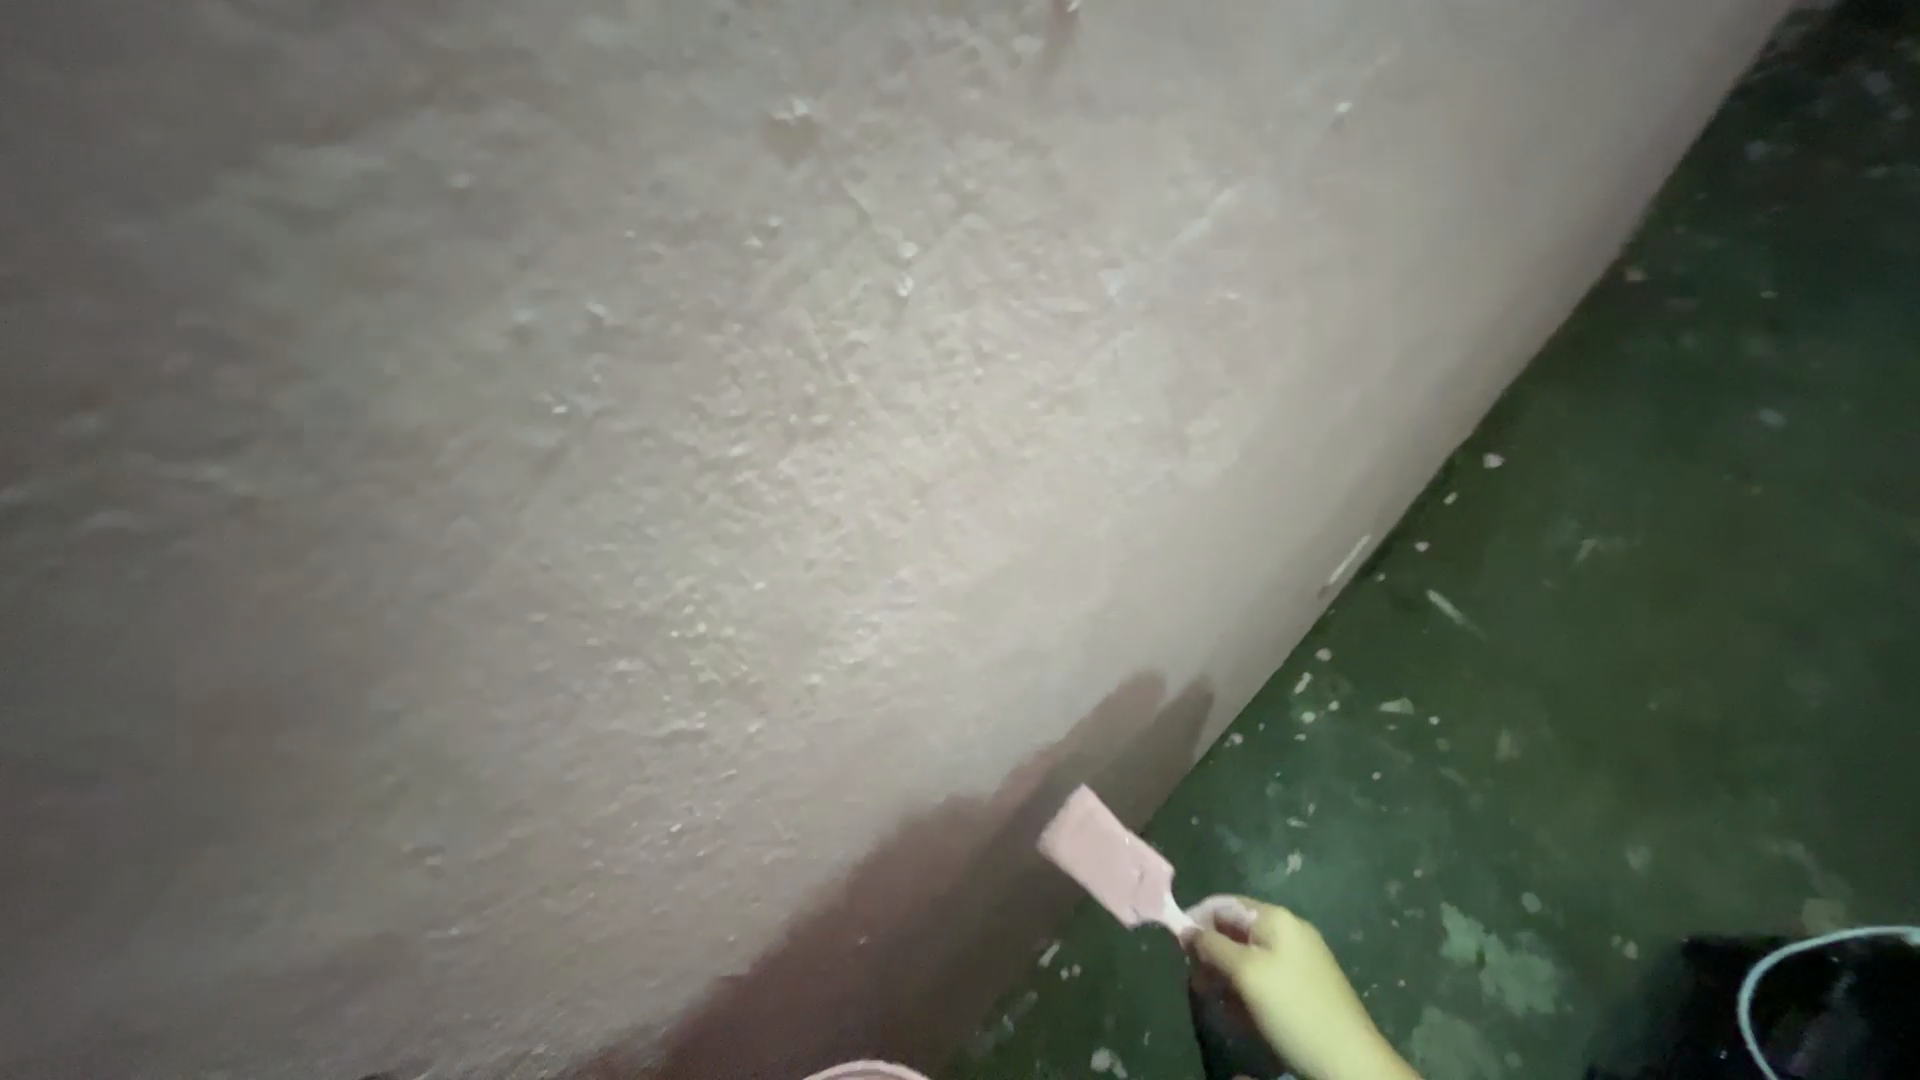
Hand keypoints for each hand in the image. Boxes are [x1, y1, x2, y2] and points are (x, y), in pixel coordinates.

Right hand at [1188, 897, 1420, 1079]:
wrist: (1352, 1065)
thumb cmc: (1293, 1010)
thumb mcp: (1246, 974)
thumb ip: (1212, 946)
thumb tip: (1185, 928)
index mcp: (1276, 918)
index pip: (1223, 904)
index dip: (1196, 920)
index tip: (1177, 949)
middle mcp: (1288, 931)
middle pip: (1234, 930)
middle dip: (1210, 954)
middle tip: (1197, 984)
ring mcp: (1299, 960)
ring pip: (1246, 958)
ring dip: (1225, 977)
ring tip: (1216, 1004)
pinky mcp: (1304, 987)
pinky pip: (1263, 978)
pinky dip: (1245, 992)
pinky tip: (1240, 1016)